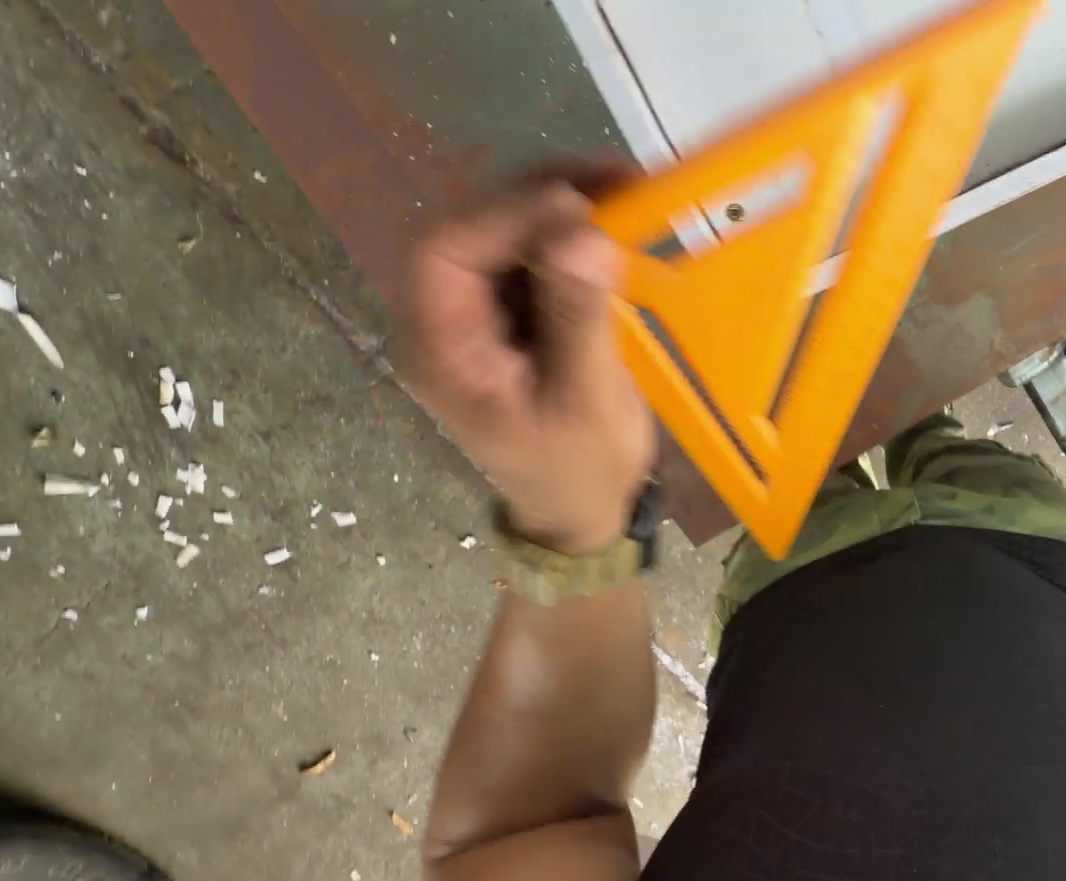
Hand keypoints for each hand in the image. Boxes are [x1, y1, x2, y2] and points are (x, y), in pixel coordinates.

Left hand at [405, 163, 654, 553]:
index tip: (576, 203)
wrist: (582, 514)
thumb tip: (587, 235)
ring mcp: (482, 318)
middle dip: (537, 201)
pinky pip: (534, 260)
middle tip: (610, 182)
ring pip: (504, 238)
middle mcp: (449, 323)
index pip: (446, 253)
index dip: (504, 215)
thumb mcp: (586, 402)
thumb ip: (580, 319)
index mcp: (443, 351)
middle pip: (471, 232)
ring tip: (622, 193)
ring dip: (560, 210)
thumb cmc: (579, 471)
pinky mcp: (517, 319)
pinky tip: (614, 227)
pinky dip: (573, 238)